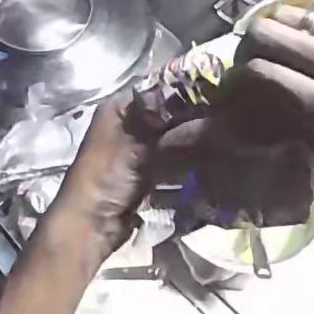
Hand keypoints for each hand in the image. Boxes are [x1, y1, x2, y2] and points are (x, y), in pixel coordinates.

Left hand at [41, 93, 205, 256]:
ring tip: (220, 141)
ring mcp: (138, 148)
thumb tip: (202, 104)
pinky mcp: (147, 171)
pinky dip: (186, 161)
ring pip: (173, 137)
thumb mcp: (136, 146)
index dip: (185, 92)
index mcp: (118, 107)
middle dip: (191, 119)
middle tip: (222, 121)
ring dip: (191, 142)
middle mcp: (129, 122)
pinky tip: (209, 161)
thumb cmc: (106, 178)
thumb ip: (167, 125)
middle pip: (168, 114)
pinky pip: (172, 159)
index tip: (216, 96)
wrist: (91, 224)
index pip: (158, 88)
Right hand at [235, 6, 313, 188]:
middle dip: (255, 42)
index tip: (245, 76)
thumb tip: (266, 98)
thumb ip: (301, 124)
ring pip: (299, 15)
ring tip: (289, 39)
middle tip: (258, 51)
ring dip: (286, 27)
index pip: (264, 74)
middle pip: (272, 33)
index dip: (244, 73)